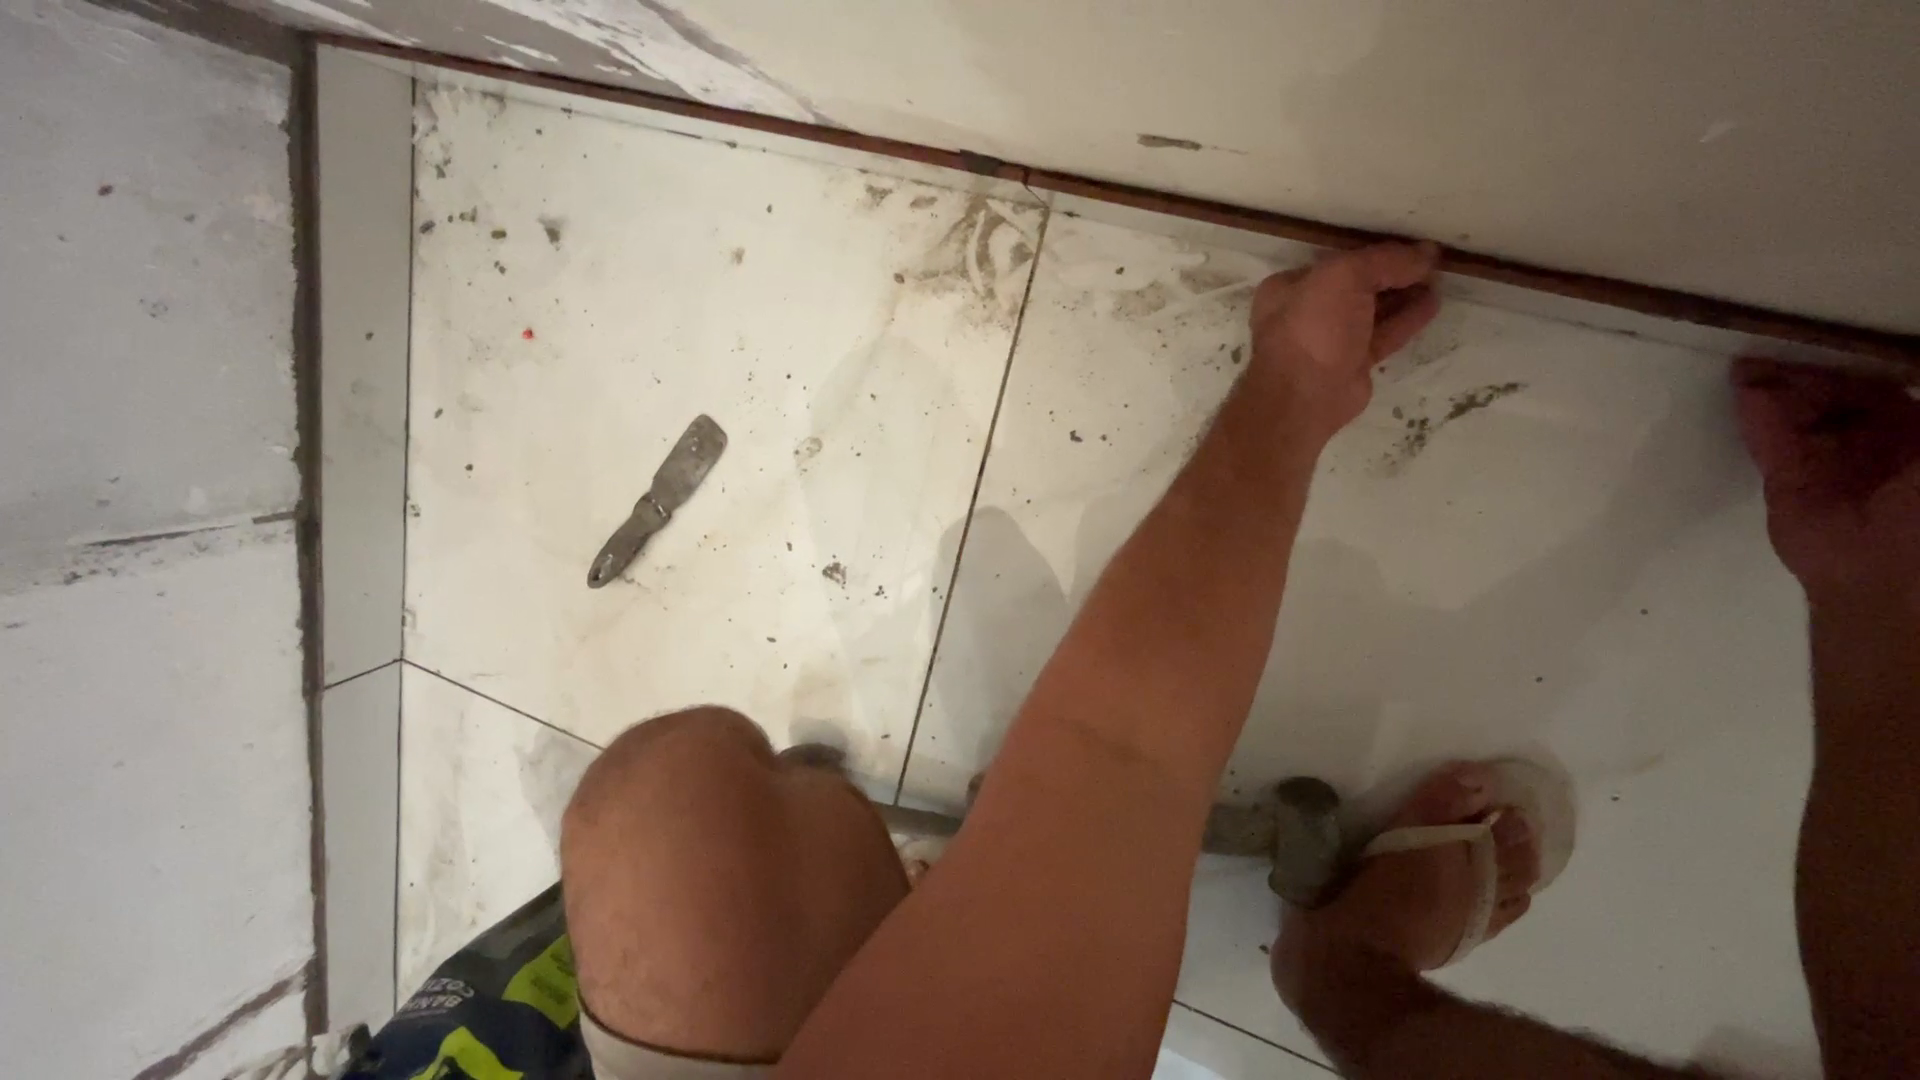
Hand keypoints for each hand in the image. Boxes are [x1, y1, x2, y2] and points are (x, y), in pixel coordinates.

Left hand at [1248, 241, 1440, 445]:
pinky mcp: (1351, 364)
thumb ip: (1386, 260)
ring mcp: (1329, 340)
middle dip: (1393, 273)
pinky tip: (1433, 303)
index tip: (1411, 243)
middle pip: (1357, 286)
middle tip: (1433, 261)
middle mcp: (1306, 312)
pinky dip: (1407, 319)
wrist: (1303, 396)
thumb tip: (1426, 252)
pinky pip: (1384, 334)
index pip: (1337, 261)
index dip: (1373, 252)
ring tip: (1440, 277)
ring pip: (1372, 311)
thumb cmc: (1312, 326)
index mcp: (1290, 287)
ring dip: (1405, 294)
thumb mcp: (1345, 276)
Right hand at [1734, 358, 1919, 603]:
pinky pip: (1772, 442)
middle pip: (1845, 399)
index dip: (1869, 362)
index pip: (1895, 388)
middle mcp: (1881, 448)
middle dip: (1819, 374)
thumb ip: (1909, 404)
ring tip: (1756, 362)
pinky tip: (1746, 387)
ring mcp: (1830, 465)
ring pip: (1805, 417)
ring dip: (1784, 389)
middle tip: (1789, 345)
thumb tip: (1901, 364)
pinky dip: (1759, 416)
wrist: (1891, 573)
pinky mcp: (1787, 482)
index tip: (1843, 340)